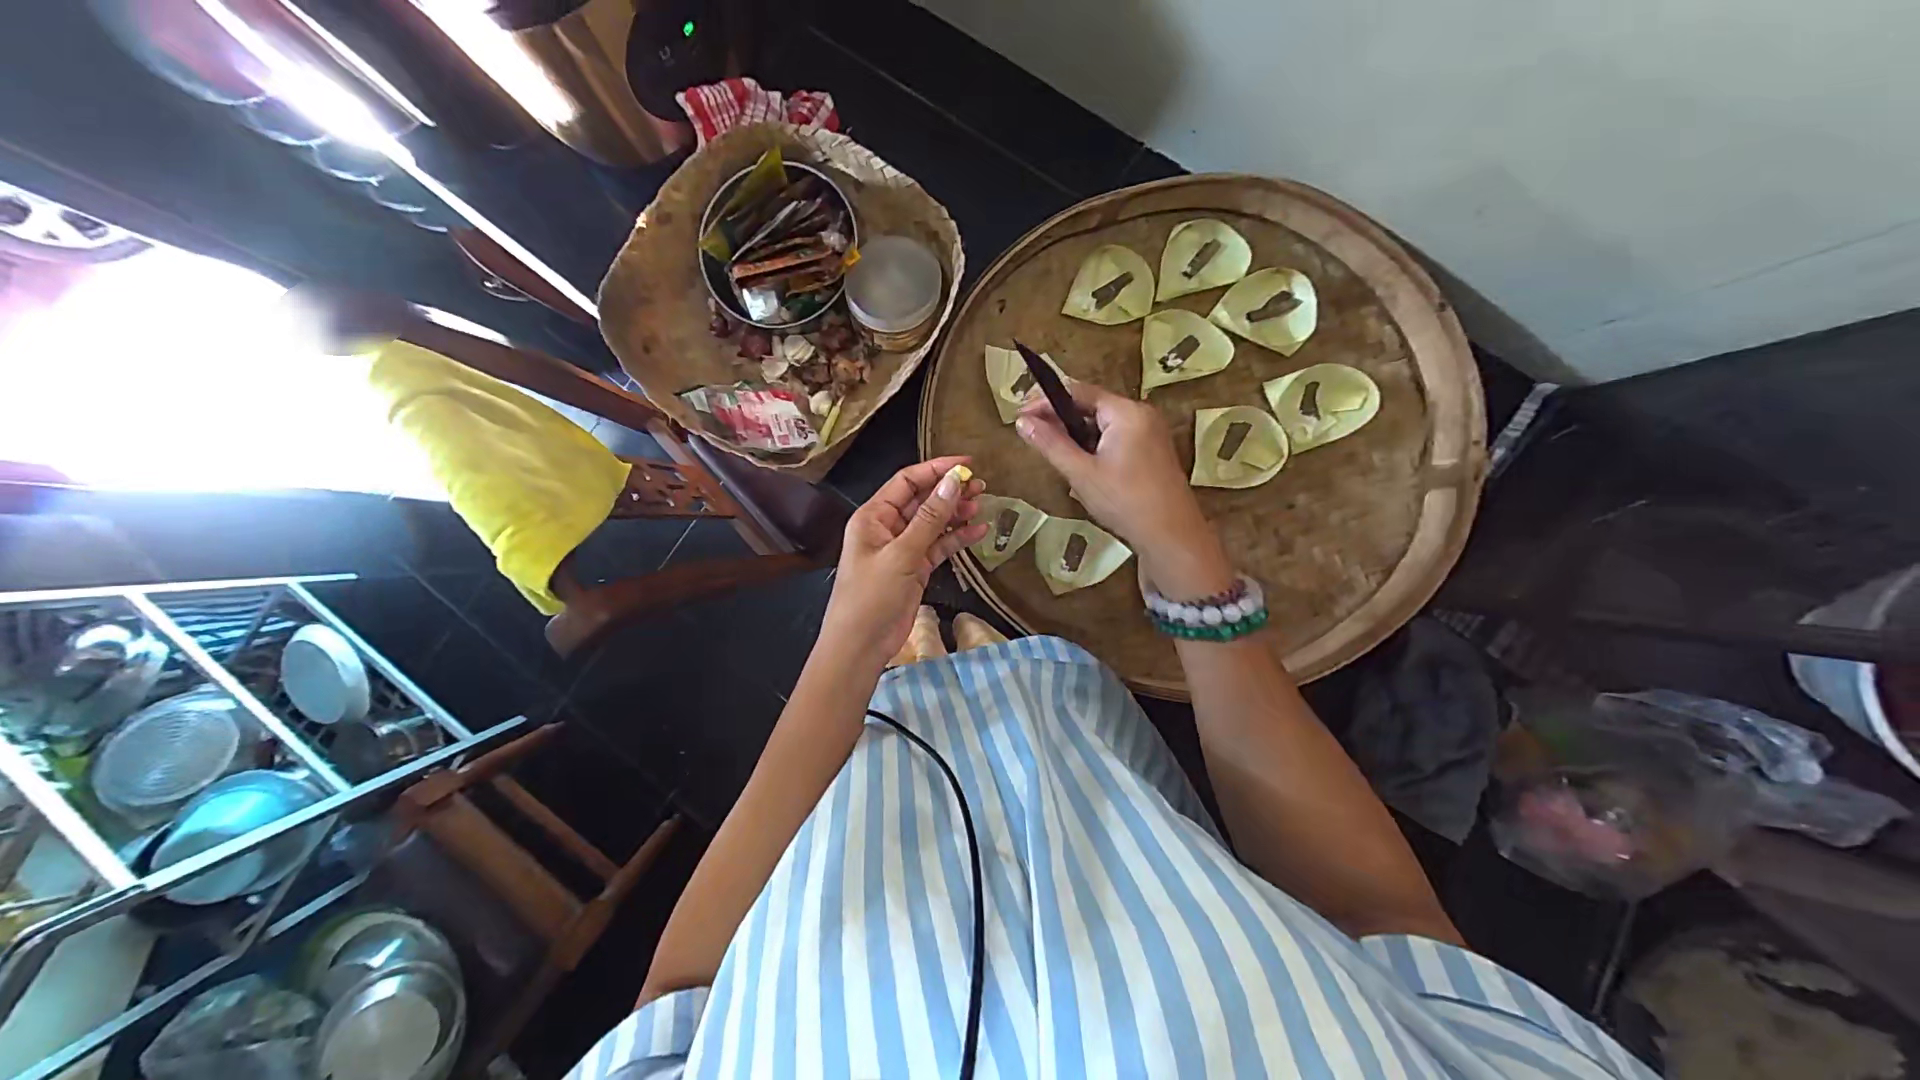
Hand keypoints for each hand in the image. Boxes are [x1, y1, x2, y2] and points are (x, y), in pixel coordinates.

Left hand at [816, 456, 987, 672]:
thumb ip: (930, 518)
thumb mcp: (901, 554)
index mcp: (873, 516)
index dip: (936, 469)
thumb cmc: (871, 596)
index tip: (966, 463)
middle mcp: (887, 528)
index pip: (907, 481)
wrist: (860, 645)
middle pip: (922, 500)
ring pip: (933, 523)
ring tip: (982, 505)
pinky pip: (938, 546)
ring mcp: (902, 549)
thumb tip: (953, 482)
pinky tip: (978, 531)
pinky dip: (956, 539)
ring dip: (956, 513)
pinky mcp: (914, 569)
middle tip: (981, 486)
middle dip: (949, 491)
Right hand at [1016, 383, 1233, 596]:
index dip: (1046, 401)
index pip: (1078, 391)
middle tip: (1035, 439)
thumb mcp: (1081, 473)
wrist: (1171, 536)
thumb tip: (1022, 421)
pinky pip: (1117, 439)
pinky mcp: (1153, 451)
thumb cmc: (1124, 501)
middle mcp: (1142, 414)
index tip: (1021, 415)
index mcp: (1126, 412)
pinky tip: (1083, 471)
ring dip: (1078, 438)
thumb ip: (1051, 443)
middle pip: (1092, 407)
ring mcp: (1151, 433)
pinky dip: (1096, 449)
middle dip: (1062, 422)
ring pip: (1103, 426)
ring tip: (1056, 458)